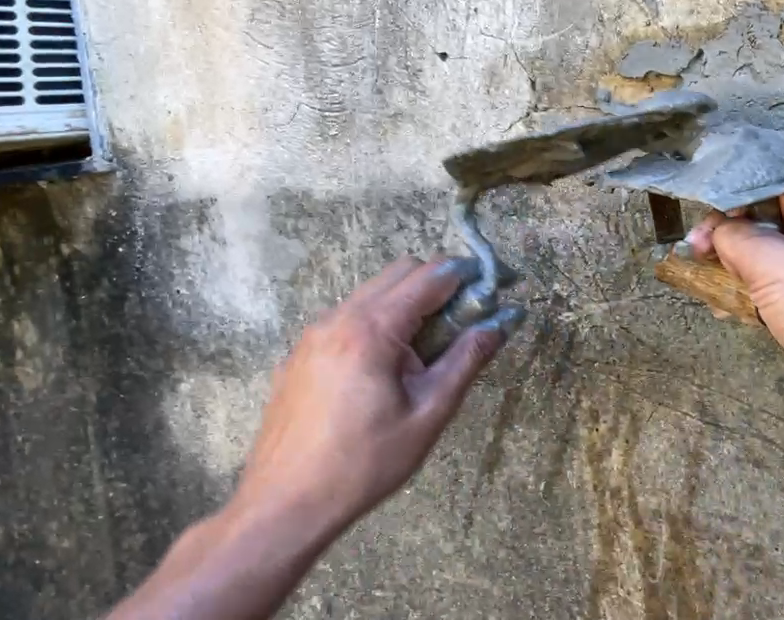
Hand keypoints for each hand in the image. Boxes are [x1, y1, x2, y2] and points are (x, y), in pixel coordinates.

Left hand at [231, 256, 523, 535]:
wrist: (280, 511)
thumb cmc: (363, 464)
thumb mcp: (430, 412)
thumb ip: (469, 357)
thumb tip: (504, 321)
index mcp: (372, 331)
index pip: (433, 274)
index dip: (473, 275)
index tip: (501, 288)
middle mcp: (337, 320)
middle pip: (403, 271)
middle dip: (442, 284)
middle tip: (467, 321)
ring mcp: (311, 337)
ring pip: (375, 291)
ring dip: (411, 302)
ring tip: (428, 350)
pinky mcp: (298, 356)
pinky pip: (350, 317)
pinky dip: (381, 321)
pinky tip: (388, 368)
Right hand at [688, 186, 783, 430]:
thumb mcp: (770, 259)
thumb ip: (735, 237)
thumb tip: (714, 231)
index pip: (774, 188)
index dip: (736, 201)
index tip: (702, 217)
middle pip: (768, 222)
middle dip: (731, 237)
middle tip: (695, 249)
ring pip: (766, 257)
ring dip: (734, 267)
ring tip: (702, 277)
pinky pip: (770, 287)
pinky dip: (746, 293)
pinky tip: (721, 304)